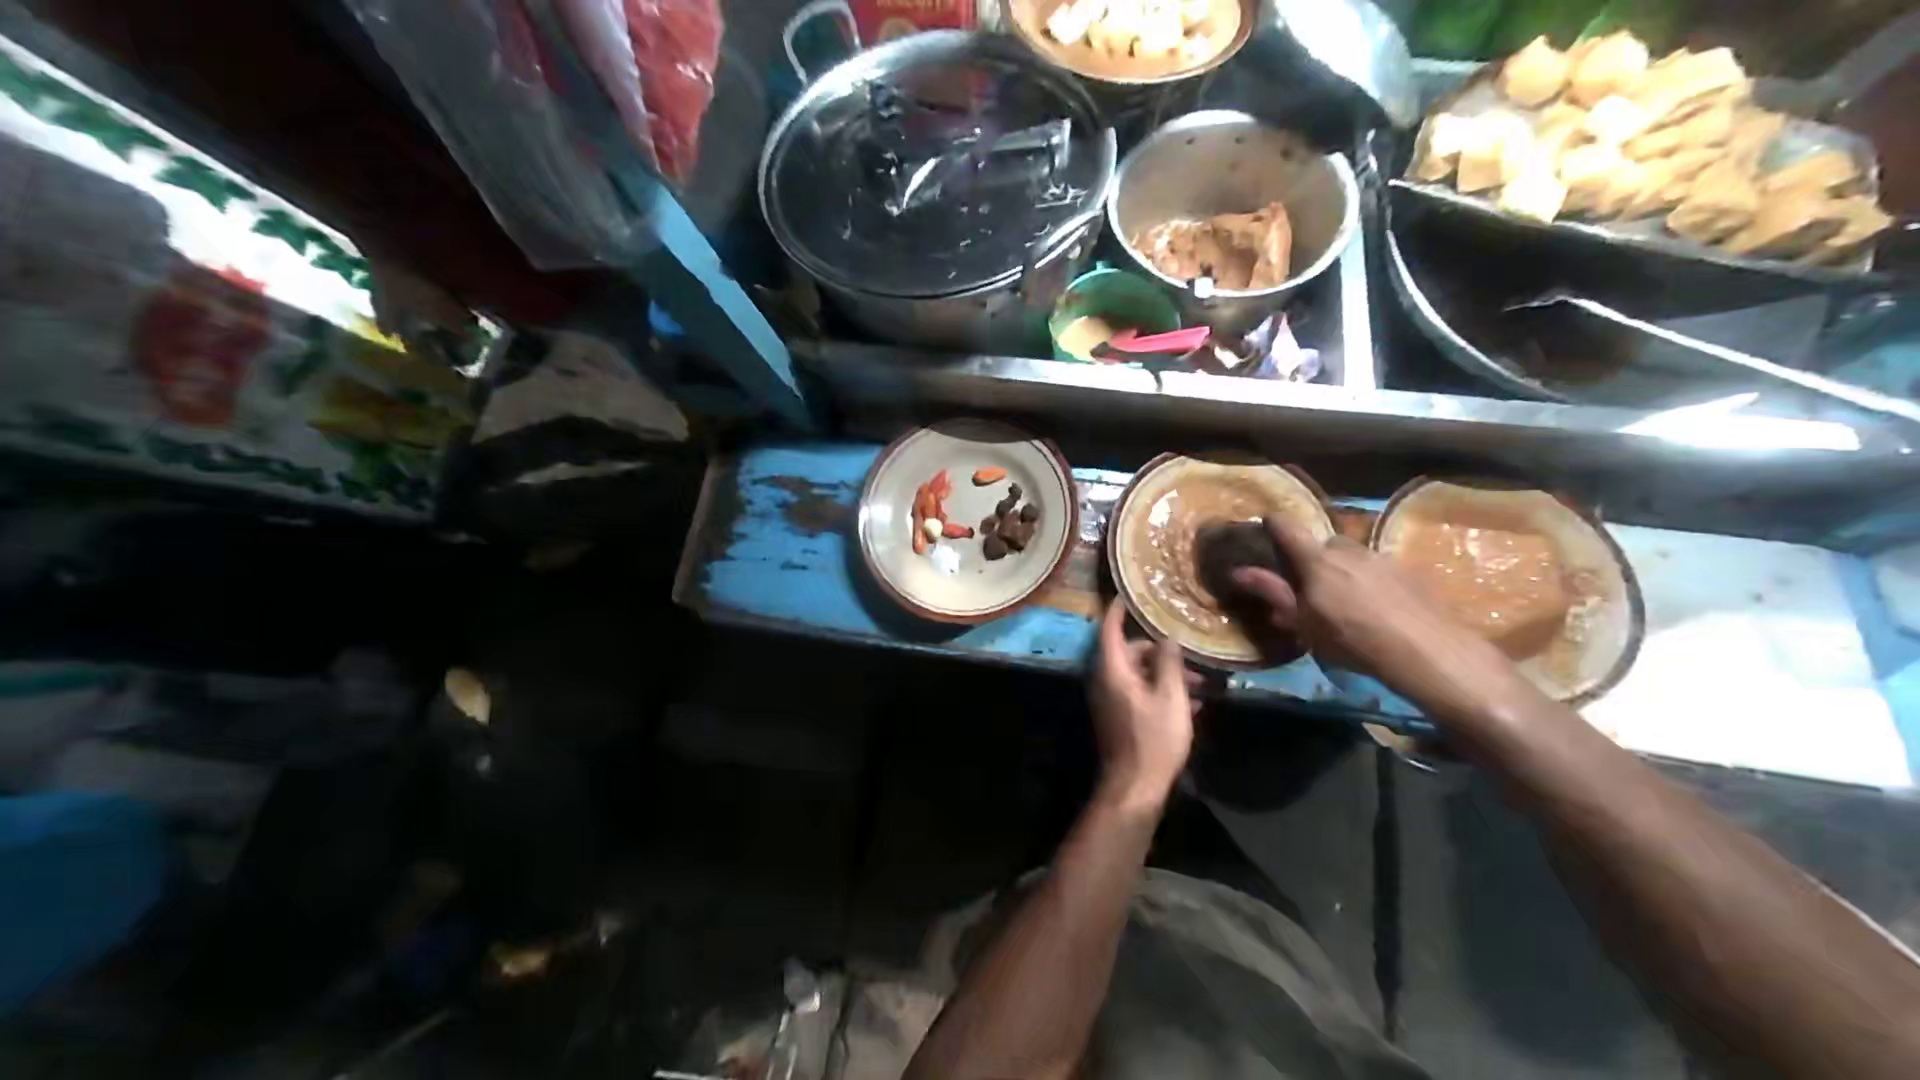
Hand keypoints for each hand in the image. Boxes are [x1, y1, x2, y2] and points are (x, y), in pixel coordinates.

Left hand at [1089, 600, 1198, 804]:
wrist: (1135, 788)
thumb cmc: (1154, 740)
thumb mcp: (1171, 698)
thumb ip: (1170, 664)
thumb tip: (1168, 638)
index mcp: (1112, 671)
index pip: (1110, 629)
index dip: (1119, 610)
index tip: (1130, 593)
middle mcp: (1105, 681)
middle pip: (1128, 652)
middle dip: (1158, 649)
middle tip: (1188, 650)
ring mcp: (1110, 700)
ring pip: (1137, 674)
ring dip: (1165, 673)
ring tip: (1200, 682)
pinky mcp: (1119, 716)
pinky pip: (1138, 692)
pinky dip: (1160, 691)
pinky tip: (1191, 702)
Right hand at [1227, 516, 1525, 720]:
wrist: (1427, 651)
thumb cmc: (1352, 639)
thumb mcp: (1304, 622)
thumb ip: (1273, 592)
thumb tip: (1238, 570)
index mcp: (1316, 559)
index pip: (1287, 527)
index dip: (1272, 524)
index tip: (1264, 527)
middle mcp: (1348, 549)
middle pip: (1322, 544)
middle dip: (1313, 558)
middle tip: (1311, 587)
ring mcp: (1381, 557)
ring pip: (1352, 556)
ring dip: (1343, 570)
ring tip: (1346, 601)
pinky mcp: (1408, 570)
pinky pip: (1378, 568)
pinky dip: (1370, 581)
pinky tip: (1377, 608)